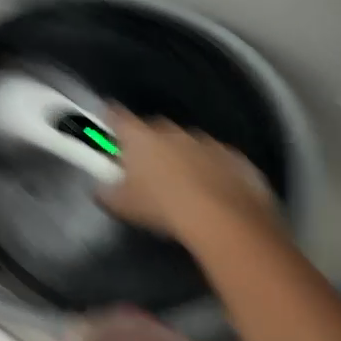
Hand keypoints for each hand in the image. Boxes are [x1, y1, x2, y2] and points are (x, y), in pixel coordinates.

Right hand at [100, 109, 277, 240]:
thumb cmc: (164, 208)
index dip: (109, 121)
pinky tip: (215, 194)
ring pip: (189, 144)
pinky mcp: (238, 161)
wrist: (227, 224)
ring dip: (184, 157)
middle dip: (149, 144)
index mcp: (139, 136)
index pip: (116, 115)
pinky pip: (219, 161)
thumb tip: (101, 188)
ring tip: (184, 186)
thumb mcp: (121, 205)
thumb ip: (106, 190)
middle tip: (147, 168)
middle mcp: (171, 132)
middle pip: (154, 129)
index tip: (108, 130)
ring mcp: (208, 144)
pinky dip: (214, 171)